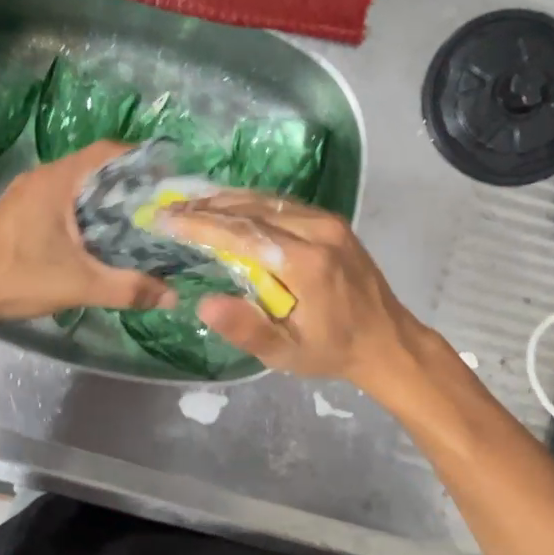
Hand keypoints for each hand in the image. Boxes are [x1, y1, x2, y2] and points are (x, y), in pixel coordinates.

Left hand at [0, 142, 176, 322]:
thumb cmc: (16, 278)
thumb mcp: (79, 285)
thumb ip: (128, 289)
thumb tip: (172, 295)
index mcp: (57, 181)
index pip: (108, 151)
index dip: (141, 161)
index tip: (167, 181)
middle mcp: (42, 178)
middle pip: (96, 168)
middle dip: (129, 185)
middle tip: (158, 208)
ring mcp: (26, 193)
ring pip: (78, 186)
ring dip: (106, 200)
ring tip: (135, 224)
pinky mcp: (19, 212)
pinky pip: (62, 200)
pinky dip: (85, 211)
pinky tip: (98, 238)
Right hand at [160, 192, 422, 387]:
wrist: (387, 341)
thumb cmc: (332, 352)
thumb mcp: (286, 353)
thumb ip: (246, 328)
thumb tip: (203, 303)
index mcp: (307, 264)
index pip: (242, 234)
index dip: (201, 225)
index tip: (166, 221)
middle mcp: (319, 232)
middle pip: (252, 210)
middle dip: (207, 208)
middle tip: (169, 208)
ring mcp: (328, 223)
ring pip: (267, 202)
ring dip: (226, 201)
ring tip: (189, 204)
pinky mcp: (332, 222)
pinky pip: (283, 205)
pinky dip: (250, 204)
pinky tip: (228, 207)